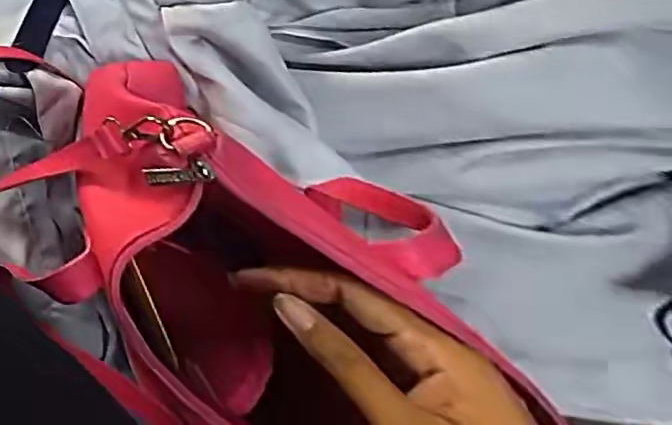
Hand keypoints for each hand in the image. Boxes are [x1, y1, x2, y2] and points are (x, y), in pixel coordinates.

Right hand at [235, 268, 536, 424]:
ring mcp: (445, 370)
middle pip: (360, 299)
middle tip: (247, 283)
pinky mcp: (439, 391)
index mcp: (443, 347)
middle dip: (302, 286)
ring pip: (368, 320)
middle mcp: (445, 346)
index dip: (294, 278)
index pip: (353, 290)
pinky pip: (378, 344)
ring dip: (316, 305)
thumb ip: (343, 360)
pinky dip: (337, 331)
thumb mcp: (401, 423)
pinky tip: (310, 327)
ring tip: (267, 297)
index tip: (243, 280)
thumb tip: (281, 300)